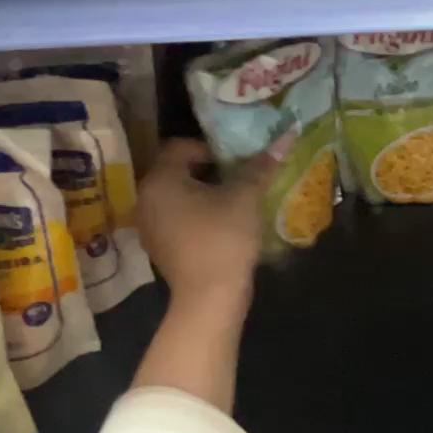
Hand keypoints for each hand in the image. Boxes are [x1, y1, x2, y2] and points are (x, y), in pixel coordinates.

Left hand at [135, 135, 288, 307]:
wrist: (210, 297)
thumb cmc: (223, 237)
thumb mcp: (245, 197)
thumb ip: (261, 166)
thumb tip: (287, 136)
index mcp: (160, 181)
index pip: (180, 146)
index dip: (211, 147)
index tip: (237, 158)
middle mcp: (146, 199)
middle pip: (177, 170)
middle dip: (210, 168)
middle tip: (240, 173)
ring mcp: (149, 226)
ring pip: (177, 195)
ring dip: (204, 191)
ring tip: (235, 196)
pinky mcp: (160, 246)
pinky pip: (177, 216)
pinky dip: (197, 212)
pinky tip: (223, 221)